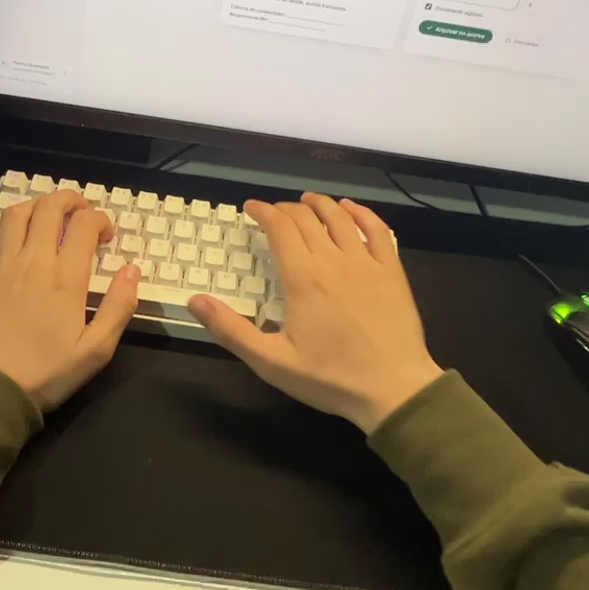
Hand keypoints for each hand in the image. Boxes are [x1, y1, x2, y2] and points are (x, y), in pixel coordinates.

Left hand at [0, 189, 140, 411]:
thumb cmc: (46, 374)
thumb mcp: (97, 349)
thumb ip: (119, 306)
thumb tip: (132, 269)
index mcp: (65, 277)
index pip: (84, 225)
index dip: (100, 219)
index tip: (106, 235)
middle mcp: (32, 262)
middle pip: (49, 208)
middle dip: (69, 200)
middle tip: (79, 211)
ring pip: (12, 215)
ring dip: (32, 207)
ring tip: (43, 217)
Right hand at [187, 193, 441, 430]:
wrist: (394, 389)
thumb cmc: (331, 378)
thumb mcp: (272, 362)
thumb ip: (231, 331)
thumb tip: (195, 301)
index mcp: (302, 278)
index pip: (279, 228)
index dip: (263, 212)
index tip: (251, 207)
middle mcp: (333, 260)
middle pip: (307, 218)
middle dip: (286, 208)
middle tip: (274, 211)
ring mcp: (366, 262)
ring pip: (340, 218)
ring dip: (319, 204)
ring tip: (307, 200)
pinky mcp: (392, 271)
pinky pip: (377, 230)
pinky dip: (360, 213)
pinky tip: (351, 209)